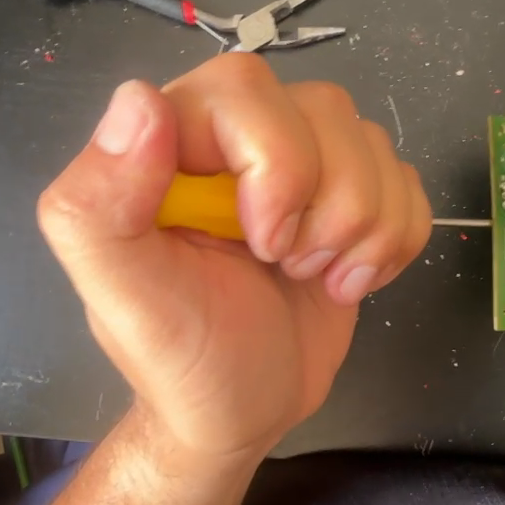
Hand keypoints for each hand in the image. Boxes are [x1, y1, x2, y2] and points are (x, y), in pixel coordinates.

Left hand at [39, 55, 431, 462]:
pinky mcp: (350, 203)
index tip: (265, 247)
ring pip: (372, 144)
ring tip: (321, 281)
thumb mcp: (126, 298)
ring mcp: (303, 172)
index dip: (277, 163)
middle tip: (292, 269)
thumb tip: (138, 98)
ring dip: (365, 229)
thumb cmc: (185, 364)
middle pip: (326, 110)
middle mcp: (239, 144)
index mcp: (172, 148)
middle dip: (330, 205)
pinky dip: (396, 240)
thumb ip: (98, 203)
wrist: (247, 415)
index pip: (244, 89)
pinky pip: (406, 181)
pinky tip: (353, 281)